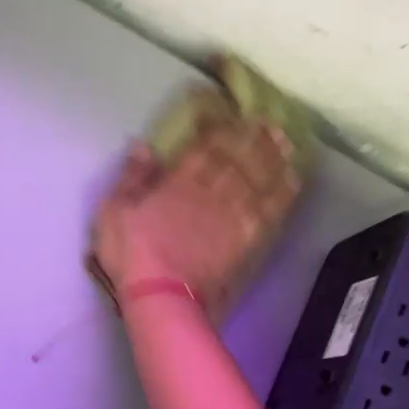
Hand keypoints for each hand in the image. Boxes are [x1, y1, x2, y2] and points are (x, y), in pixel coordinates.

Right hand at [91, 85, 305, 318]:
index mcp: (179, 181)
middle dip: (254, 138)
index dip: (220, 128)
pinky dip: (282, 193)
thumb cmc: (131, 252)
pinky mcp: (245, 240)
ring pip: (258, 178)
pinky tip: (292, 181)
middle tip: (270, 122)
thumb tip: (142, 145)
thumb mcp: (115, 210)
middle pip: (237, 158)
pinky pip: (269, 210)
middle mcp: (210, 191)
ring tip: (286, 141)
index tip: (232, 113)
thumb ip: (132, 176)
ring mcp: (231, 215)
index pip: (205, 147)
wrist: (161, 295)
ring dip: (273, 158)